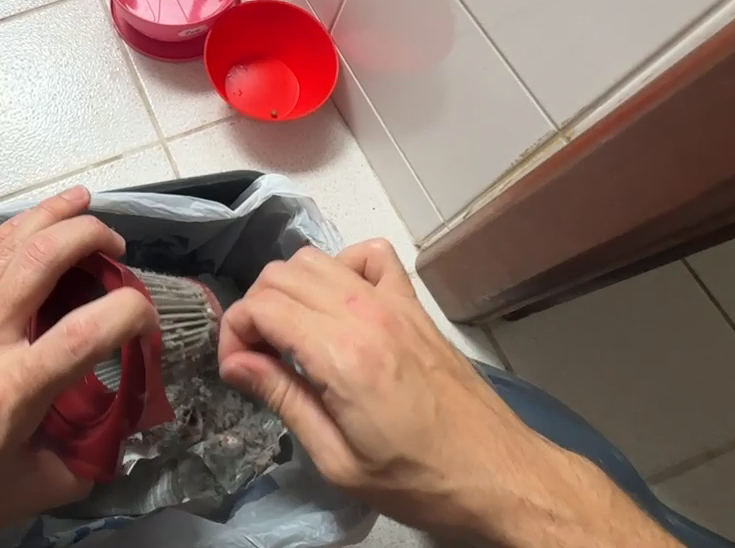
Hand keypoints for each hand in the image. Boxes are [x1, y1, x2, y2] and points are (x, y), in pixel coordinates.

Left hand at [0, 187, 155, 547]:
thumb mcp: (24, 494)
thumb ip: (80, 459)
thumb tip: (115, 427)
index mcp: (7, 394)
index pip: (83, 333)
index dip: (129, 313)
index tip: (146, 318)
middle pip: (40, 259)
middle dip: (87, 236)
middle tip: (118, 247)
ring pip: (7, 244)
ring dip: (50, 215)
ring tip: (84, 201)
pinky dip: (16, 229)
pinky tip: (35, 222)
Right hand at [217, 241, 678, 547]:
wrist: (501, 477)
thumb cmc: (418, 481)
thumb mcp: (338, 462)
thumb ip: (283, 399)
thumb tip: (236, 362)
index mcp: (341, 354)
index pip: (260, 306)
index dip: (233, 332)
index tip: (236, 367)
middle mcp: (362, 312)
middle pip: (279, 275)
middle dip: (254, 309)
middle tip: (258, 354)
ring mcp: (391, 300)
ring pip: (313, 258)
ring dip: (288, 287)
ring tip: (292, 331)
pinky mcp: (412, 302)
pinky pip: (368, 254)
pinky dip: (341, 265)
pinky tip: (339, 301)